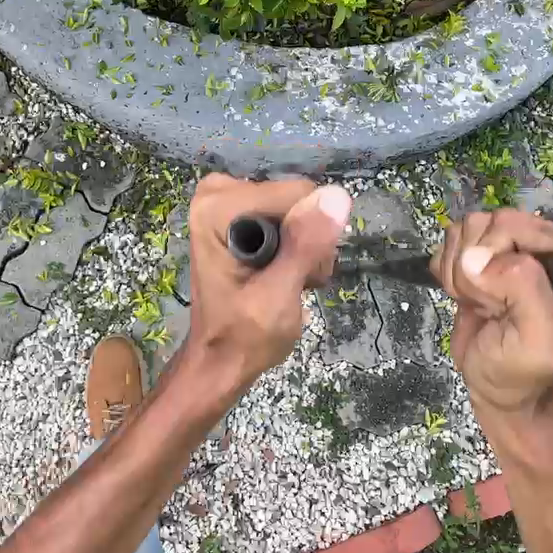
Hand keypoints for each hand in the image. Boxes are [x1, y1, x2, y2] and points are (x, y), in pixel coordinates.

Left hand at [182, 174, 351, 398]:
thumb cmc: (244, 336)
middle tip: (295, 281)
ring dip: (304, 246)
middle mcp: (215, 192)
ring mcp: (224, 199)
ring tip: (290, 281)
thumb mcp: (279, 296)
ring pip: (297, 206)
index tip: (300, 274)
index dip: (309, 235)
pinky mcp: (236, 209)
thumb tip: (337, 195)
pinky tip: (285, 270)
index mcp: (216, 208)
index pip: (296, 195)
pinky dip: (294, 243)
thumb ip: (305, 245)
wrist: (221, 360)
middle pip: (296, 198)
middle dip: (306, 239)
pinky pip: (286, 212)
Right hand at [431, 210, 552, 427]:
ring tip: (481, 304)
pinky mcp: (481, 252)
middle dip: (481, 266)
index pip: (532, 225)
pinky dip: (448, 269)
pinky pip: (451, 238)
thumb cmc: (527, 371)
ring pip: (469, 227)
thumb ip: (523, 289)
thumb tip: (474, 258)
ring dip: (461, 271)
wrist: (498, 389)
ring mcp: (514, 245)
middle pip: (496, 221)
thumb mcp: (541, 339)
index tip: (499, 291)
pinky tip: (466, 296)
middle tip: (491, 306)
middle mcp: (551, 243)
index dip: (505, 250)